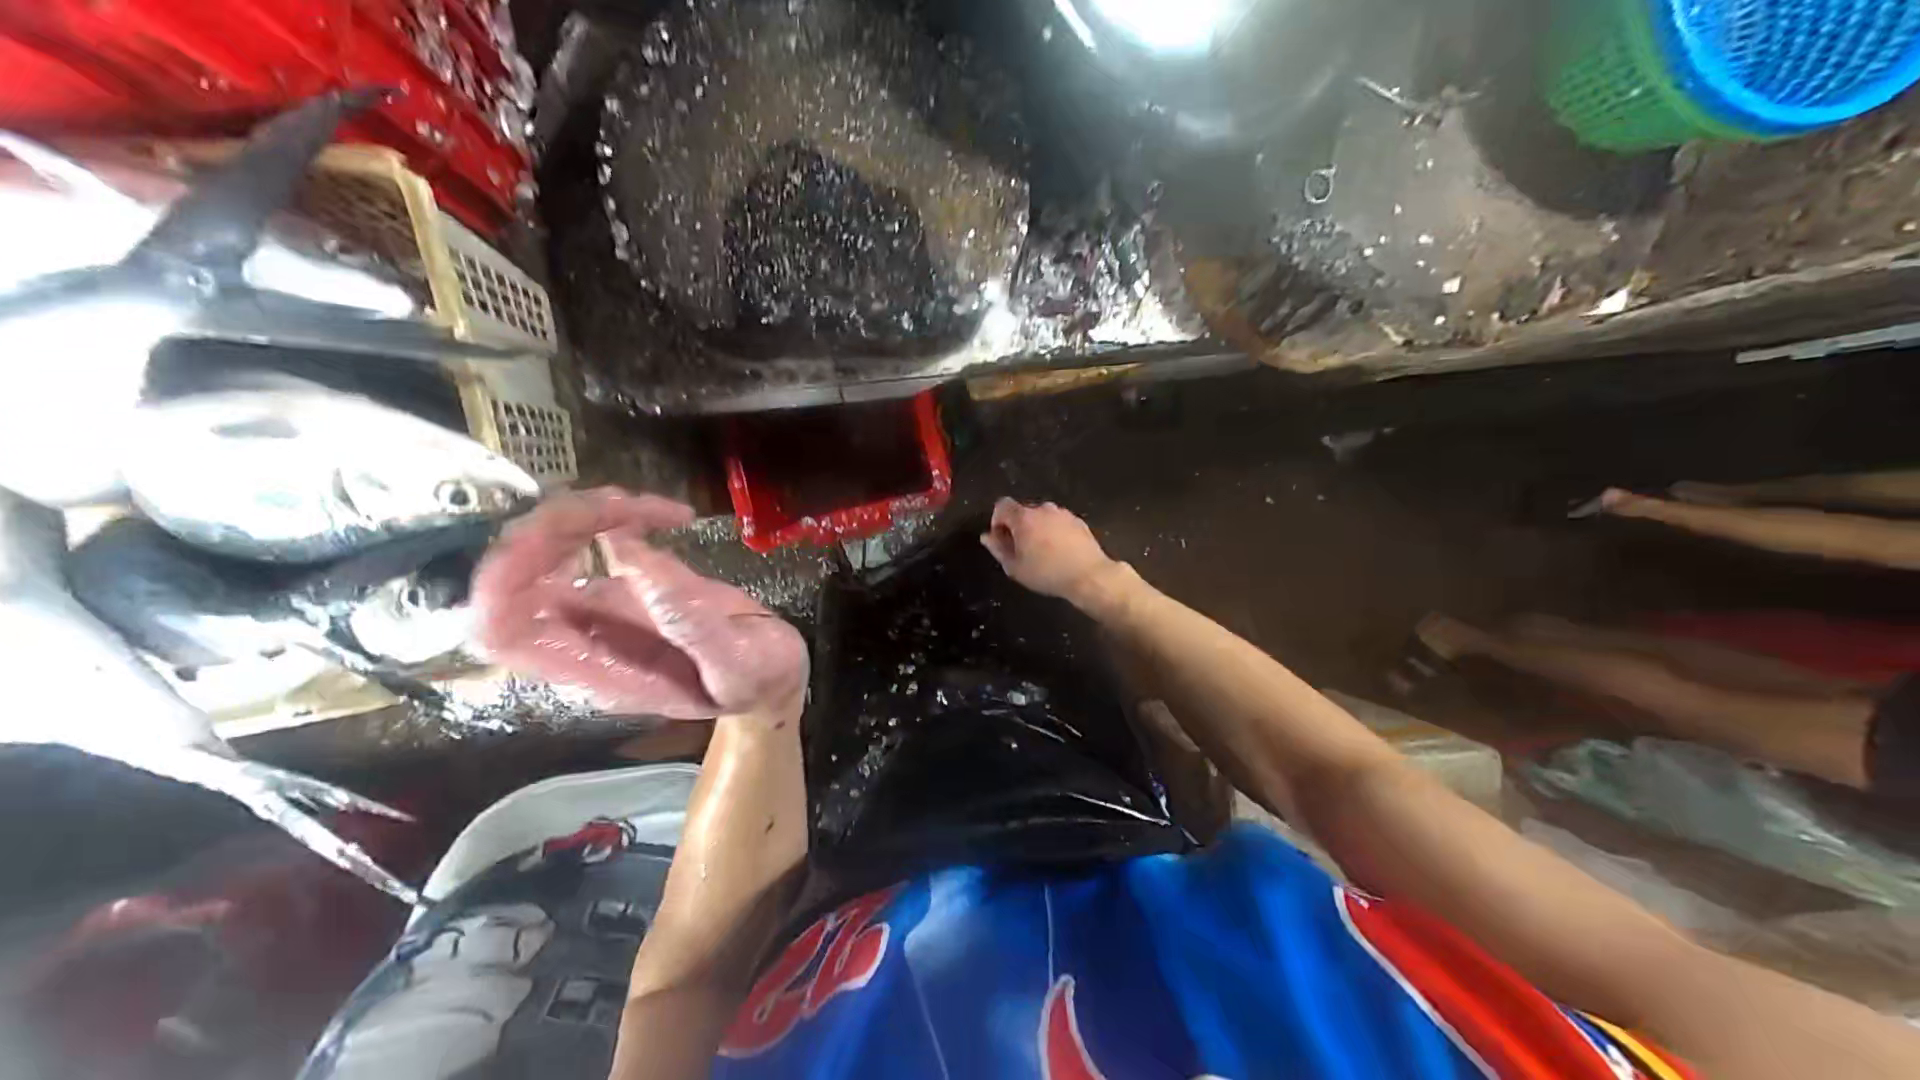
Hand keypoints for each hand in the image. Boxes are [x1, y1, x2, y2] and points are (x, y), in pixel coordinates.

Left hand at [471, 488, 806, 718]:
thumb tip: (625, 552)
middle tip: (626, 506)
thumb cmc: (759, 679)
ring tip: (652, 508)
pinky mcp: (617, 587)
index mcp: (600, 672)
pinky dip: (610, 513)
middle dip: (554, 527)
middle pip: (516, 577)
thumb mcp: (738, 662)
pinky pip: (583, 541)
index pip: (504, 631)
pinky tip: (658, 512)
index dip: (503, 580)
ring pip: (545, 550)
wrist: (772, 674)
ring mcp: (594, 612)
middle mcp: (580, 640)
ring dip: (585, 513)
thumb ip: (688, 620)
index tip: (550, 536)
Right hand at [979, 497, 1122, 606]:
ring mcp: (1063, 513)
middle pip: (1022, 511)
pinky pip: (1058, 523)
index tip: (1002, 539)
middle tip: (1022, 551)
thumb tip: (987, 536)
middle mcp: (1043, 509)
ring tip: (1042, 553)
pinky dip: (1054, 532)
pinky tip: (1060, 552)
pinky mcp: (1078, 521)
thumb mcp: (1015, 567)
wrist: (1089, 575)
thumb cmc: (1047, 573)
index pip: (1001, 505)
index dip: (997, 520)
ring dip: (1037, 529)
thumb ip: (998, 548)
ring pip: (1042, 517)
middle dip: (1018, 527)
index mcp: (1023, 517)